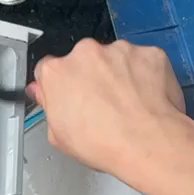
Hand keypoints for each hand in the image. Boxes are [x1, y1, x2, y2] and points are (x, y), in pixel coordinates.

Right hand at [28, 38, 189, 180]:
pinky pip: (142, 61)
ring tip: (126, 105)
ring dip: (118, 75)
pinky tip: (145, 99)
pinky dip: (144, 75)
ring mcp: (119, 51)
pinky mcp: (148, 53)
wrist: (147, 144)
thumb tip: (45, 95)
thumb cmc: (103, 143)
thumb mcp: (58, 136)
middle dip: (90, 78)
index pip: (49, 69)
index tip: (68, 96)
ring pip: (114, 58)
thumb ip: (49, 106)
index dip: (59, 85)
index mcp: (57, 72)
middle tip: (101, 106)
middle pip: (83, 60)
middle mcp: (85, 53)